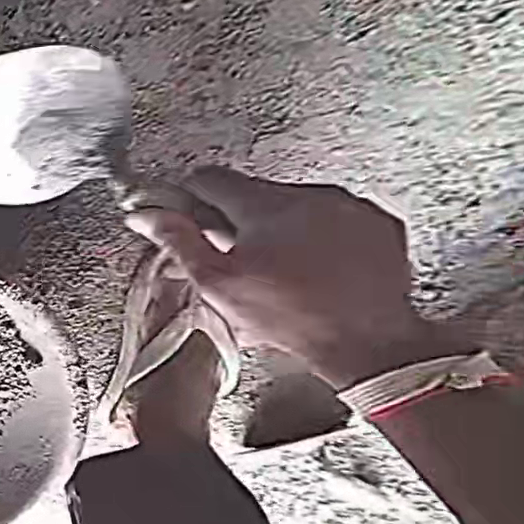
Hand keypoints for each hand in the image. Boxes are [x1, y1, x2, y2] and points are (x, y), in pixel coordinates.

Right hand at [124, 166, 471, 387]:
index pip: (209, 178)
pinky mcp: (379, 224)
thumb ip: (176, 239)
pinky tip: (306, 264)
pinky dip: (313, 231)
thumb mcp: (215, 281)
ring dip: (272, 223)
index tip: (183, 217)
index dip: (188, 198)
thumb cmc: (288, 314)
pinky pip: (331, 215)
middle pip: (250, 191)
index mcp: (266, 204)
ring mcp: (350, 207)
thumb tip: (144, 214)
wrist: (369, 344)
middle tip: (226, 253)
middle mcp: (311, 194)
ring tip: (270, 264)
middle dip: (231, 216)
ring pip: (291, 202)